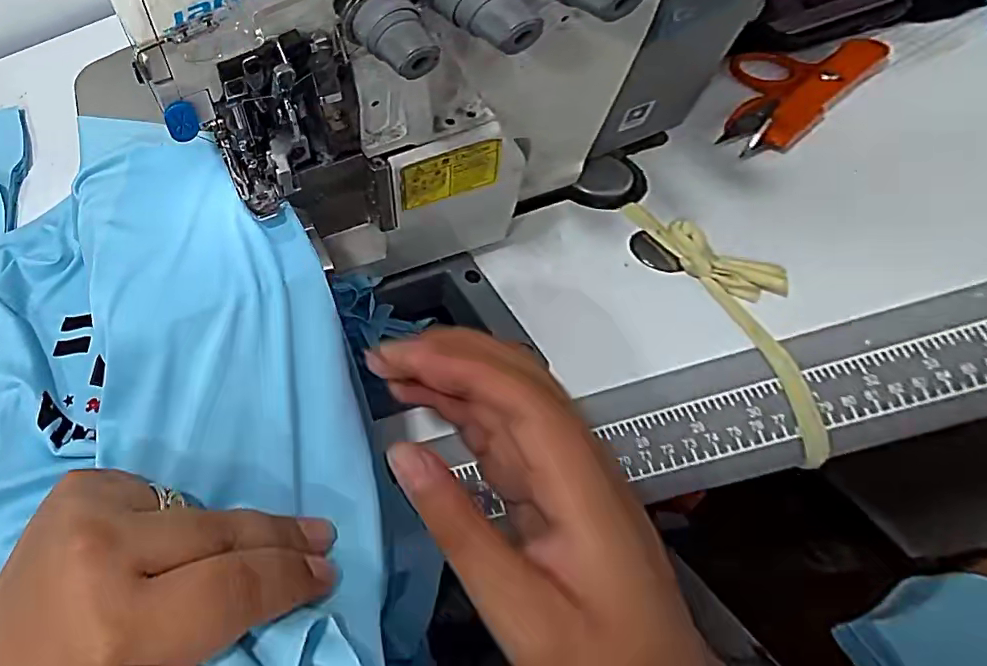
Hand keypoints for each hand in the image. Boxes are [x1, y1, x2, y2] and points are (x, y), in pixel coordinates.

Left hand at [0, 469, 336, 665]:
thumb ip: (214, 630)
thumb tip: (275, 584)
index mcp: (124, 626)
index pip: (230, 588)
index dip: (286, 579)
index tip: (325, 571)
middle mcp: (104, 551)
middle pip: (215, 532)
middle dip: (275, 536)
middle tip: (320, 533)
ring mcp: (84, 507)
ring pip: (184, 505)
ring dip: (214, 529)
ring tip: (242, 547)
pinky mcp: (73, 484)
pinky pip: (147, 492)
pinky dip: (164, 516)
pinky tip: (159, 542)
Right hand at [368, 329, 711, 665]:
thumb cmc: (599, 660)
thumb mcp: (519, 609)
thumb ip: (456, 525)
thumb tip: (401, 453)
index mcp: (583, 486)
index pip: (521, 396)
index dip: (457, 365)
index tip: (400, 358)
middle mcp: (579, 462)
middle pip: (516, 376)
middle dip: (447, 352)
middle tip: (386, 354)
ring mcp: (566, 468)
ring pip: (504, 392)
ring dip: (447, 372)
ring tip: (392, 371)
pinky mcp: (548, 481)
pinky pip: (498, 422)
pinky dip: (456, 402)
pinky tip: (424, 402)